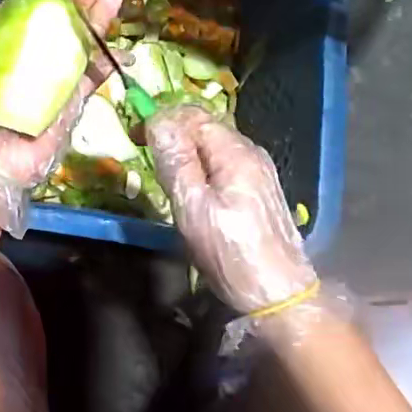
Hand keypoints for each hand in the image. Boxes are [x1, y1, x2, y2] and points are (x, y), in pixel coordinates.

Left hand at [0, 0, 121, 234]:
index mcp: (4, 56)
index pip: (29, 19)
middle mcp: (31, 67)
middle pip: (60, 29)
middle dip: (78, 5)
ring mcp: (53, 87)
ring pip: (80, 48)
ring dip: (97, 23)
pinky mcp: (71, 108)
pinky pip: (91, 80)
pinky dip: (106, 61)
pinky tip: (118, 44)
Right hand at [145, 104, 318, 313]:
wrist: (277, 295)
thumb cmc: (230, 253)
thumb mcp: (194, 208)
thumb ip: (176, 162)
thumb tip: (157, 122)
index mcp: (235, 153)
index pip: (193, 116)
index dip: (161, 120)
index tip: (134, 138)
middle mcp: (251, 153)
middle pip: (206, 126)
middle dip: (172, 131)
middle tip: (144, 151)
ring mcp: (258, 171)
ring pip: (214, 144)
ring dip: (185, 148)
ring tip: (162, 168)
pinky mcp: (258, 190)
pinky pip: (223, 162)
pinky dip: (200, 164)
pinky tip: (190, 184)